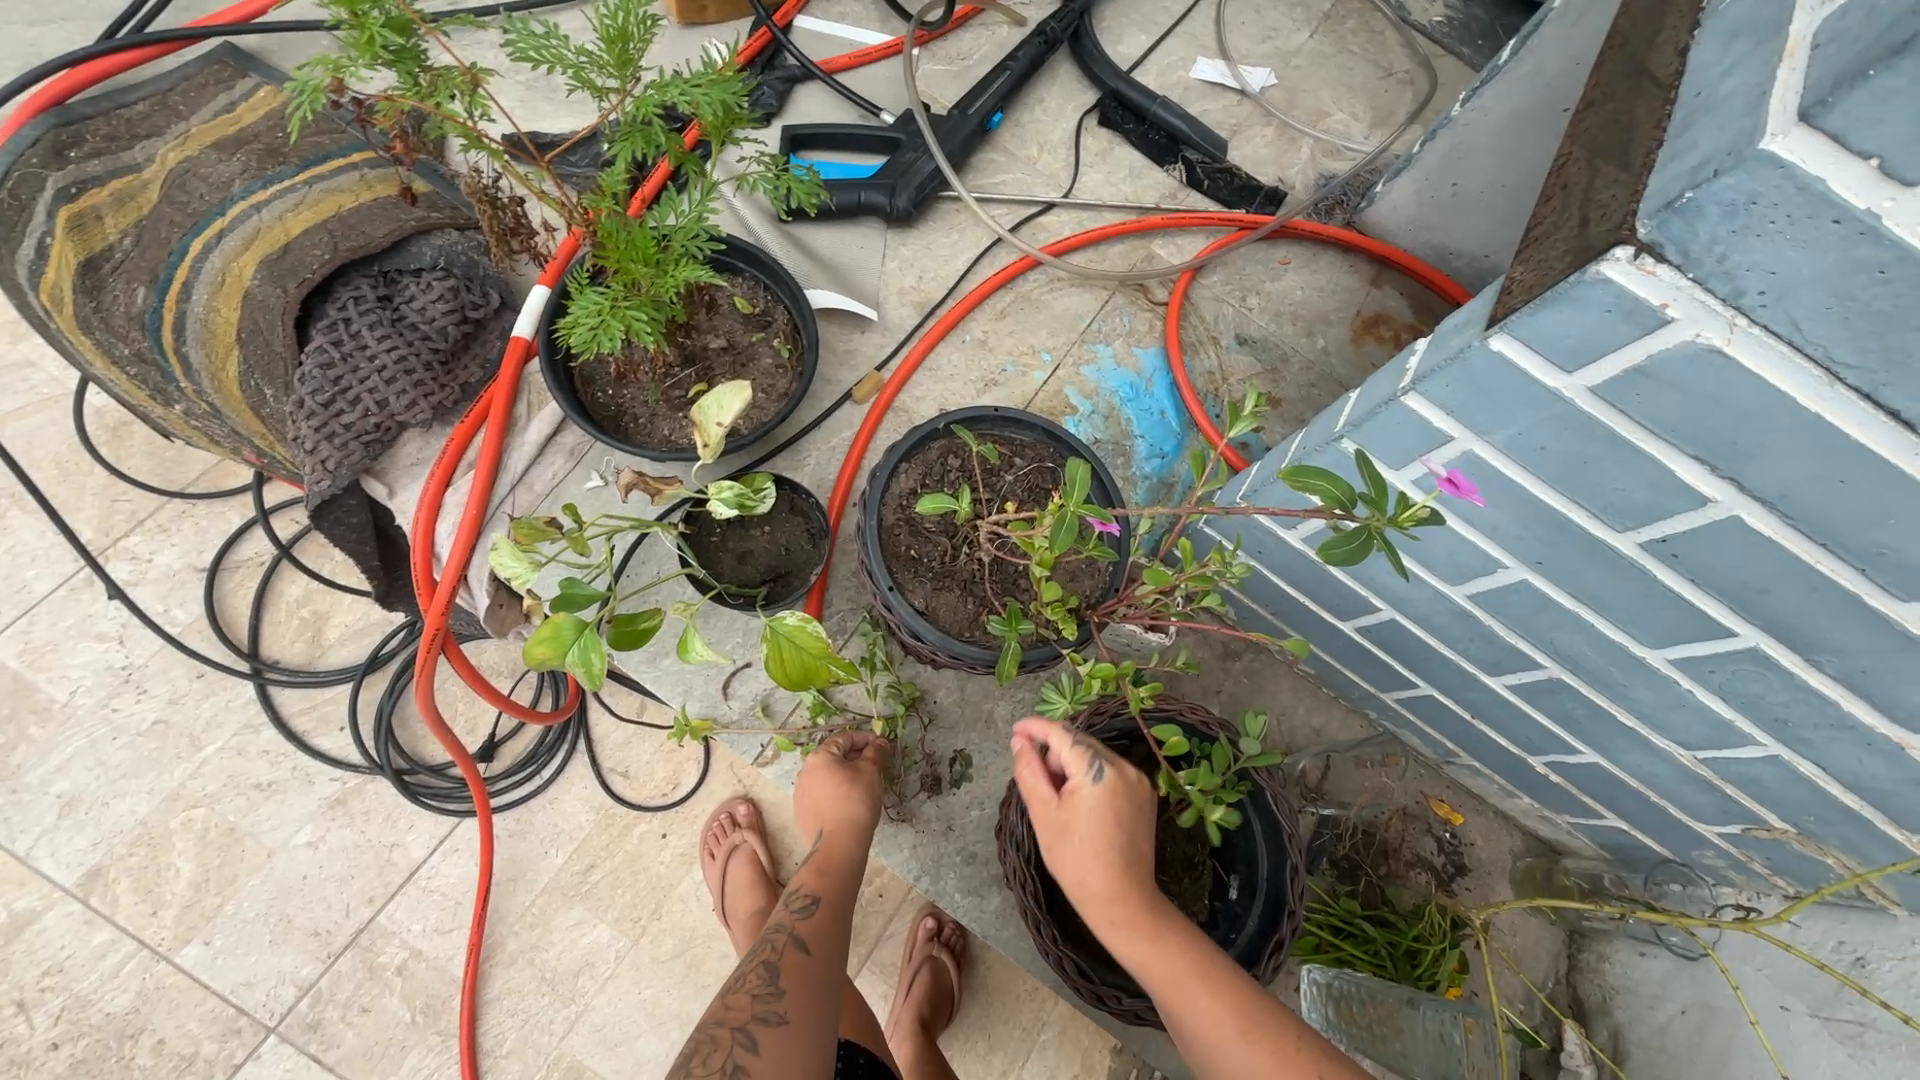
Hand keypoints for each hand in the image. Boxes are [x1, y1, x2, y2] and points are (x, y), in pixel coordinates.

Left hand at [792, 730, 889, 845]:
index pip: (844, 738)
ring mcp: (801, 793)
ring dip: (845, 774)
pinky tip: (849, 801)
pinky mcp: (802, 812)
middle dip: (856, 756)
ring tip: (864, 783)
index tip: (881, 745)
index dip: (865, 738)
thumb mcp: (870, 771)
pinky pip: (822, 794)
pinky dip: (836, 791)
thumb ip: (875, 752)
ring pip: (827, 776)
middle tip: (875, 764)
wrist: (840, 843)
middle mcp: (804, 771)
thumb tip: (880, 742)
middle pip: (834, 756)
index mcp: (819, 756)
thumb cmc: (856, 799)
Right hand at [1009, 716, 1164, 935]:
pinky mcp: (1145, 795)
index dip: (1035, 727)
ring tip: (1061, 803)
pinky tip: (1082, 807)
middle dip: (1054, 755)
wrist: (1121, 900)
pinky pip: (1111, 772)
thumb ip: (1029, 770)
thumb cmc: (1076, 860)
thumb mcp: (1043, 813)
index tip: (1015, 729)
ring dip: (1072, 767)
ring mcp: (1138, 780)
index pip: (1061, 733)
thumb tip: (1019, 741)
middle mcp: (1123, 766)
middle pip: (1079, 744)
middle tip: (1040, 787)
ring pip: (1095, 757)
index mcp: (1098, 769)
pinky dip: (1092, 778)